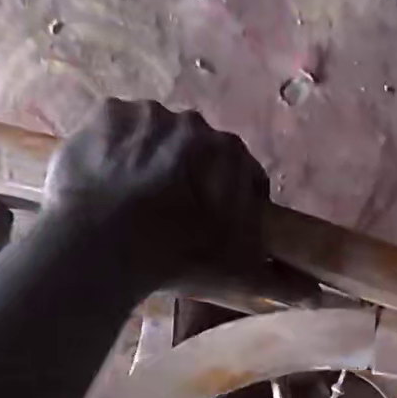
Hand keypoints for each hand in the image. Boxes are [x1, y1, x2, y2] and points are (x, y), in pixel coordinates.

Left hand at [45, 99, 269, 277]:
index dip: (236, 199)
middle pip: (196, 150)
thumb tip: (294, 284)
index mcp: (230, 154)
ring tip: (135, 198)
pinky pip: (117, 131)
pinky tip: (107, 180)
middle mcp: (192, 123)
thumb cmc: (176, 257)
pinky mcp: (102, 115)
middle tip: (175, 214)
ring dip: (151, 159)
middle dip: (190, 175)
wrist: (102, 246)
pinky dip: (116, 150)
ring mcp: (144, 114)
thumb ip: (269, 271)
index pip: (243, 172)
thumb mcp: (236, 272)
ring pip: (155, 137)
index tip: (223, 223)